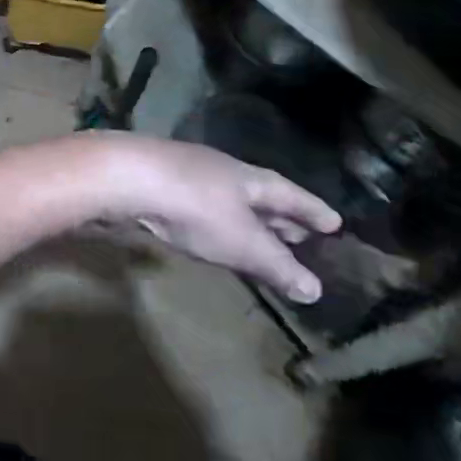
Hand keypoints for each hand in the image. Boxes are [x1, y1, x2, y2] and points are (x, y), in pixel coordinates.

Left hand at [97, 134, 342, 303]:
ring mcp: (186, 175)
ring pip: (228, 201)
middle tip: (304, 236)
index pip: (289, 193)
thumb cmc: (192, 207)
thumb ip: (278, 265)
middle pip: (258, 194)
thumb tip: (316, 290)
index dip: (312, 210)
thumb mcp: (242, 242)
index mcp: (246, 177)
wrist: (122, 178)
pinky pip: (201, 207)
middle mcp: (219, 170)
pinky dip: (218, 224)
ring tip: (263, 241)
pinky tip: (213, 237)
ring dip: (248, 222)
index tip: (337, 223)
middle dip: (282, 216)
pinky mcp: (158, 187)